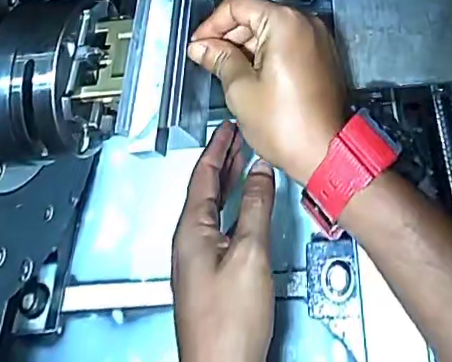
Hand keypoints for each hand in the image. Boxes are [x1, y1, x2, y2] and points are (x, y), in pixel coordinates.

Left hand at [173, 121, 276, 361]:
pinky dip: (234, 205)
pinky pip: (219, 225)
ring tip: (244, 160)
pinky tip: (248, 206)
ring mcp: (197, 261)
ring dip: (229, 181)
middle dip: (224, 159)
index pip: (204, 175)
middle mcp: (189, 244)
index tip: (228, 127)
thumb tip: (262, 172)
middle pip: (205, 188)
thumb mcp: (250, 253)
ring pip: (213, 207)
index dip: (218, 147)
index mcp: (191, 232)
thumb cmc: (228, 325)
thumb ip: (256, 207)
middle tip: (238, 136)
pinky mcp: (209, 276)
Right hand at [187, 0, 348, 180]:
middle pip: (255, 13)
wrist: (326, 152)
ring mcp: (315, 36)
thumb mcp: (240, 90)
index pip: (237, 4)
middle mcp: (304, 22)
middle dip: (228, 35)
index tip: (199, 43)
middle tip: (208, 59)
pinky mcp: (320, 52)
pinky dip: (266, 52)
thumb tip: (202, 47)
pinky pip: (286, 41)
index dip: (212, 24)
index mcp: (284, 22)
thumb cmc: (290, 126)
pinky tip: (251, 75)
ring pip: (270, 27)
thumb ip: (219, 59)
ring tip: (227, 71)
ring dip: (245, 45)